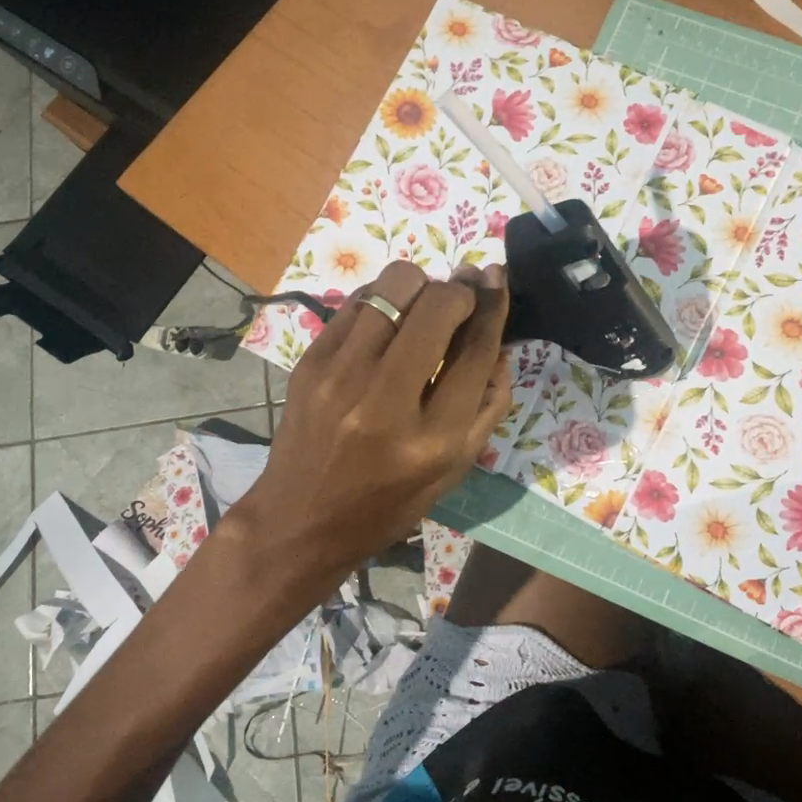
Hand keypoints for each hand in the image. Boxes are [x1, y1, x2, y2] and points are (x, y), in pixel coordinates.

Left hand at [236, 260, 511, 589]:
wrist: (302, 520)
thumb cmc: (389, 503)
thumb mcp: (454, 469)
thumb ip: (488, 405)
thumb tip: (499, 341)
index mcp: (433, 439)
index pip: (475, 351)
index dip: (493, 306)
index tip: (496, 280)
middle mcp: (386, 402)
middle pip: (437, 307)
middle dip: (458, 291)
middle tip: (460, 299)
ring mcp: (341, 377)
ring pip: (393, 287)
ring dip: (419, 286)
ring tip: (421, 308)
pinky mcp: (310, 362)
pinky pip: (357, 301)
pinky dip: (381, 300)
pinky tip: (387, 320)